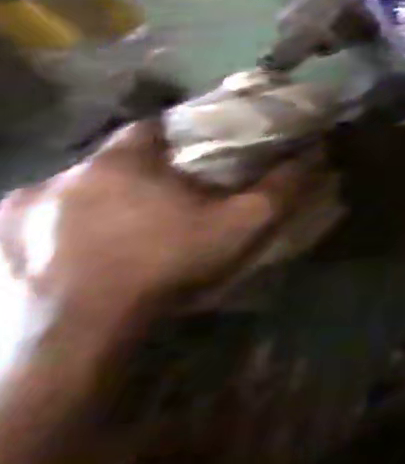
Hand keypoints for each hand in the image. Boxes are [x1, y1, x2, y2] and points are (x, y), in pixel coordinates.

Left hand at [0, 121, 319, 327]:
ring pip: (65, 197)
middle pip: (107, 164)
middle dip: (134, 176)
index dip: (178, 134)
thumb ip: (284, 183)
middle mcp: (55, 178)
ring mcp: (10, 216)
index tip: (201, 151)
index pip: (150, 126)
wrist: (72, 337)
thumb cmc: (165, 266)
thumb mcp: (246, 224)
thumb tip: (316, 148)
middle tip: (165, 199)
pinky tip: (75, 256)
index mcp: (117, 163)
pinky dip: (53, 235)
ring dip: (89, 206)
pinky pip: (29, 228)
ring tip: (119, 231)